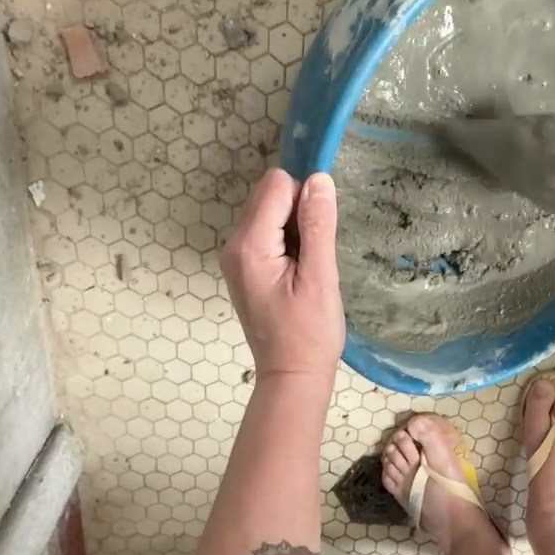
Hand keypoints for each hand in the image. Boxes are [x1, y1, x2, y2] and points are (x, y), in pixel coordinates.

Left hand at [221, 170, 344, 379]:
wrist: (291, 375)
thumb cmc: (310, 333)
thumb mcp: (320, 278)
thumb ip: (318, 226)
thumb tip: (319, 180)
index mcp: (249, 245)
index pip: (276, 185)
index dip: (306, 200)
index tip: (320, 234)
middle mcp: (233, 245)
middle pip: (268, 194)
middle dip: (298, 213)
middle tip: (314, 255)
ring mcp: (234, 257)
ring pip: (268, 213)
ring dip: (293, 229)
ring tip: (306, 268)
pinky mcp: (242, 268)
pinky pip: (265, 234)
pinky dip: (285, 243)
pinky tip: (297, 274)